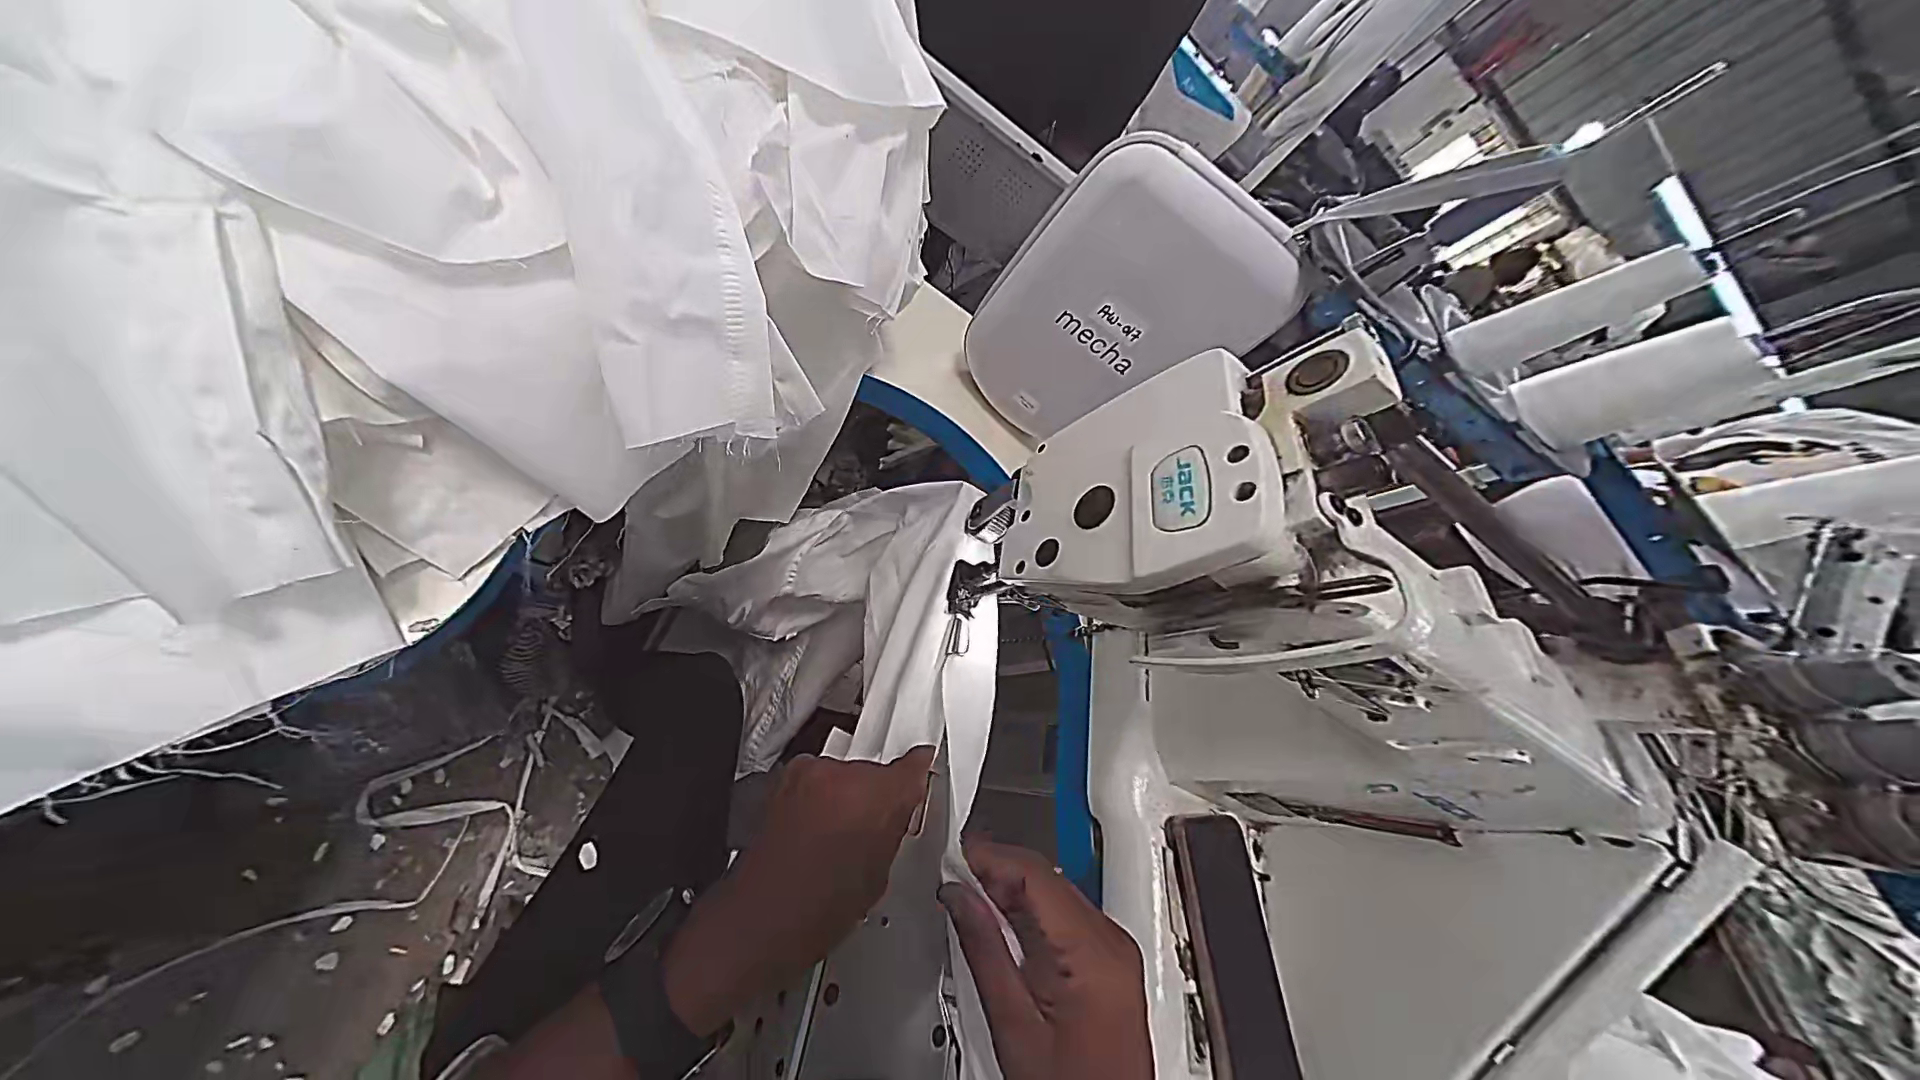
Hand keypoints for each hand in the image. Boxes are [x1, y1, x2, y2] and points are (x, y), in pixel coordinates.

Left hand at [661, 746, 935, 1034]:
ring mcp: (810, 774)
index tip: (922, 774)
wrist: (754, 923)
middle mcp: (842, 775)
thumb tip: (900, 813)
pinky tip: (819, 833)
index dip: (920, 773)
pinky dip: (823, 797)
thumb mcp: (877, 877)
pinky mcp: (785, 781)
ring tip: (840, 838)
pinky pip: (820, 779)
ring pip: (847, 773)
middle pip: (878, 771)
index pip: (913, 765)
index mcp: (876, 796)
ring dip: (848, 796)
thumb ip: (895, 831)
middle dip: (880, 796)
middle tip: (876, 832)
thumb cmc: (808, 913)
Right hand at [940, 839, 1151, 1079]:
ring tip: (969, 898)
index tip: (958, 856)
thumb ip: (984, 950)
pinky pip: (1063, 918)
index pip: (1037, 874)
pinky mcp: (1108, 962)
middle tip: (956, 875)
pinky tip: (999, 924)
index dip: (993, 857)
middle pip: (1047, 879)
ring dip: (1010, 891)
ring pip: (1053, 894)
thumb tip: (960, 897)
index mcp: (1094, 951)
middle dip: (998, 872)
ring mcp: (1113, 951)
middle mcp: (1111, 942)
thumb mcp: (1015, 1024)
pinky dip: (1028, 914)